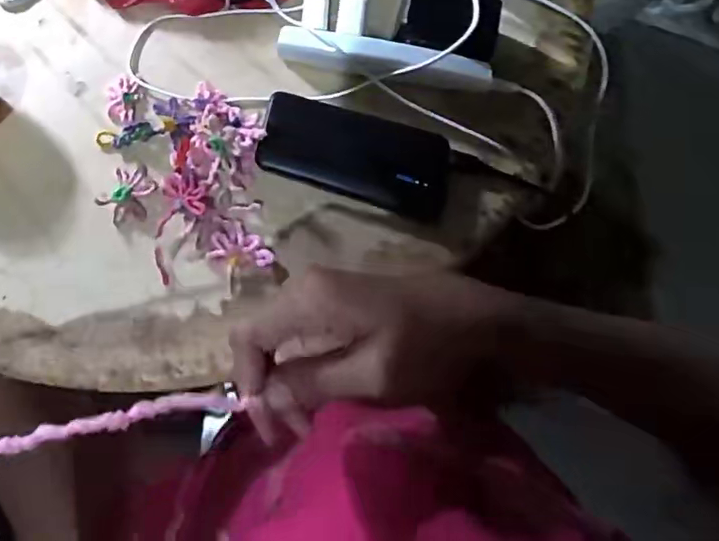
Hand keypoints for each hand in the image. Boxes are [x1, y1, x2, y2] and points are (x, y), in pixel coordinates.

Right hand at [230, 267, 531, 443]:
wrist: (471, 314)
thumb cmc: (426, 345)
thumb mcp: (372, 375)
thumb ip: (313, 383)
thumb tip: (264, 398)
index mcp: (308, 298)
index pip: (247, 335)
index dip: (247, 381)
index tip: (272, 427)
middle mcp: (303, 286)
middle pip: (258, 336)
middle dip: (266, 387)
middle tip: (293, 432)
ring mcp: (317, 289)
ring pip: (275, 336)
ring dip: (282, 381)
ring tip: (308, 420)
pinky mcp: (331, 298)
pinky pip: (296, 332)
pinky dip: (298, 366)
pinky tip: (320, 393)